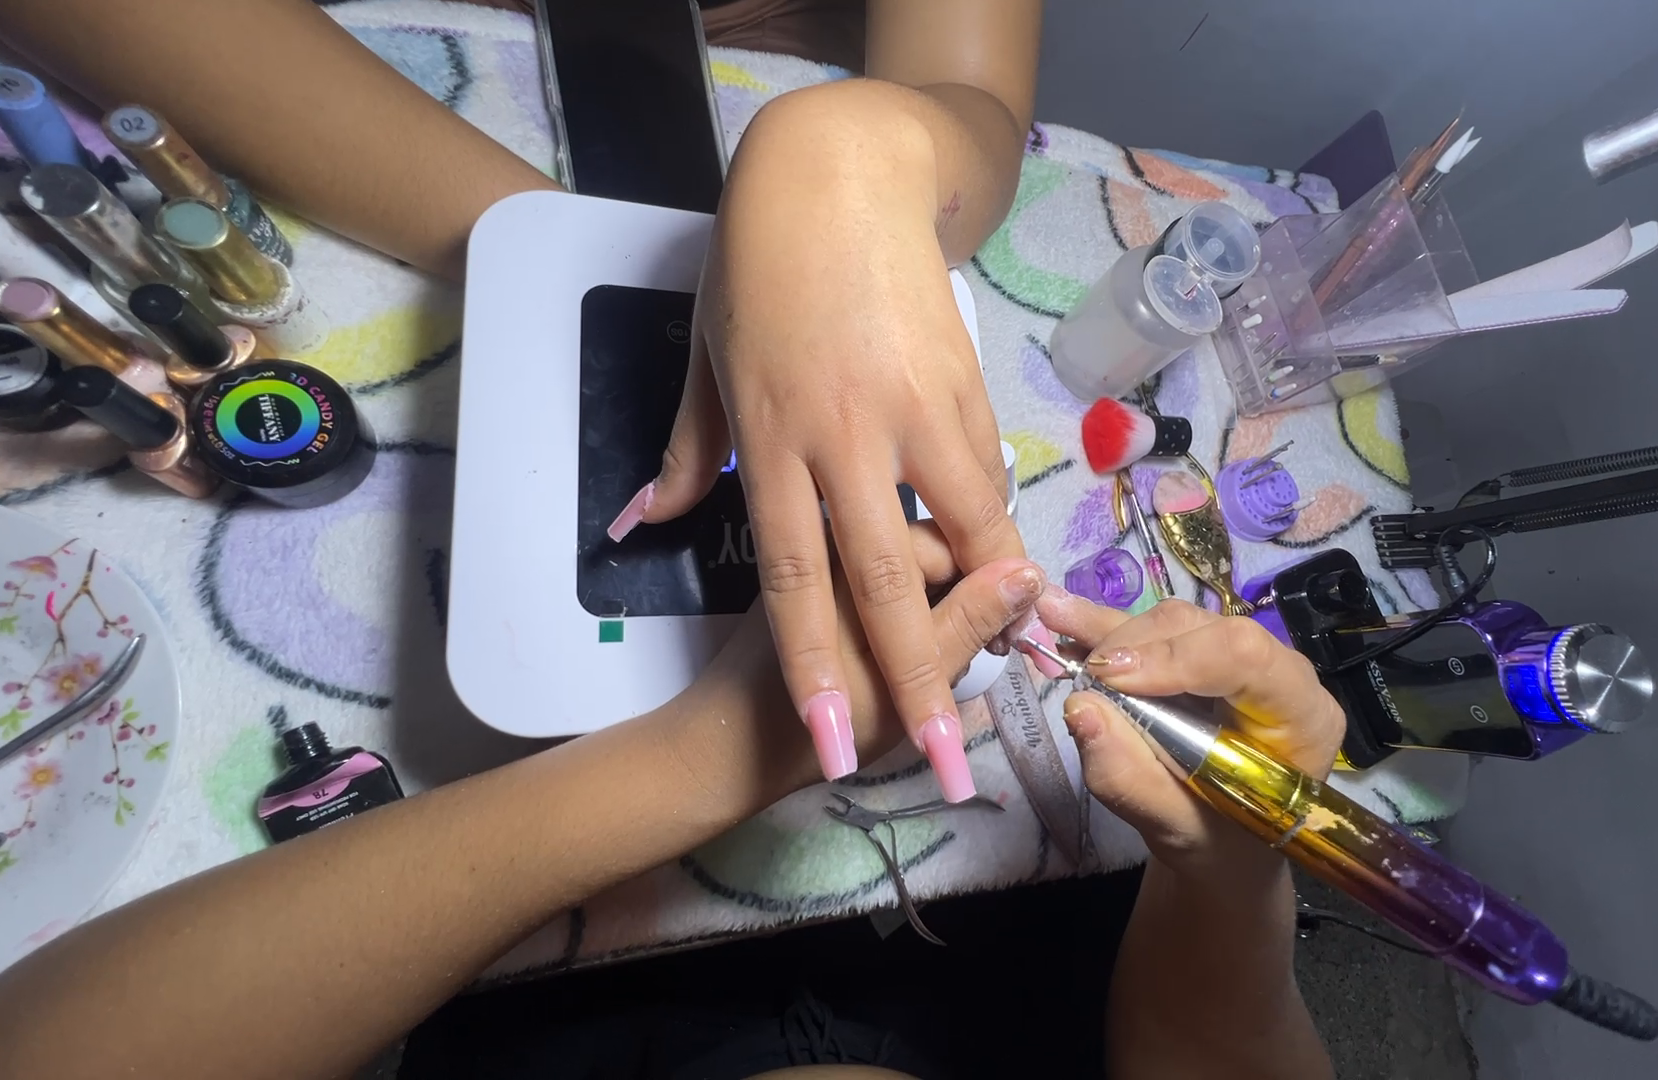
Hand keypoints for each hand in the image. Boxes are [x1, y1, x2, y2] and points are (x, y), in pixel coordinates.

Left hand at [615, 83, 1024, 800]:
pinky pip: (984, 472)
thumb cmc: (759, 271)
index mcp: (771, 443)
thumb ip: (686, 455)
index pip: (797, 581)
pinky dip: (995, 523)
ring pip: (959, 528)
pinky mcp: (962, 384)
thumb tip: (644, 525)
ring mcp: (912, 412)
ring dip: (988, 604)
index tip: (837, 743)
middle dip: (916, 680)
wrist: (837, 174)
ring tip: (1013, 664)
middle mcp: (844, 440)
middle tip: (946, 759)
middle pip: (883, 580)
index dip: (817, 671)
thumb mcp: (707, 361)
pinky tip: (1010, 563)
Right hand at [1032, 593, 1344, 880]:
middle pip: (1198, 629)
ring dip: (1108, 631)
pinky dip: (1097, 624)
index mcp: (1298, 715)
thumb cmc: (1216, 840)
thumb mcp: (1176, 826)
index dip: (1174, 657)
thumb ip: (1131, 777)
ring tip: (1053, 628)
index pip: (1243, 655)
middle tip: (1082, 677)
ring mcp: (1232, 653)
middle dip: (1131, 647)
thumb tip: (1080, 710)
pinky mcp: (1193, 649)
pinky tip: (1058, 613)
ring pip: (1167, 620)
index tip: (1110, 677)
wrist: (1222, 842)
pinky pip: (1144, 627)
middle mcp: (1274, 670)